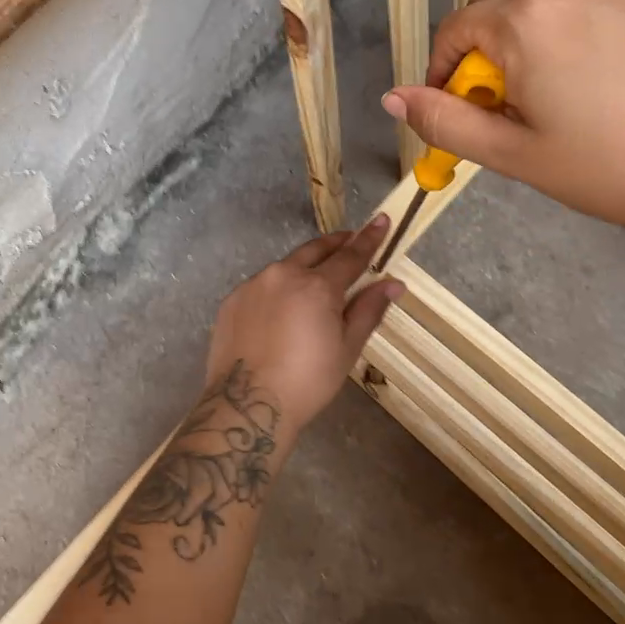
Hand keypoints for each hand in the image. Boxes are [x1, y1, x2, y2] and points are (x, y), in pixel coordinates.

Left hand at [202, 217, 404, 431]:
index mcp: (317, 286)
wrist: (247, 403)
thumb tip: (393, 283)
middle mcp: (283, 275)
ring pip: (284, 267)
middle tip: (349, 241)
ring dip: (303, 267)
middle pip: (314, 251)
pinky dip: (276, 289)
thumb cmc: (307, 381)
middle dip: (335, 244)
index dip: (369, 240)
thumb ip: (368, 310)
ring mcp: (253, 285)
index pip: (351, 256)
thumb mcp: (346, 348)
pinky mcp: (232, 300)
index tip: (382, 220)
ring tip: (314, 281)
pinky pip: (261, 286)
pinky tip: (280, 309)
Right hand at [381, 0, 624, 242]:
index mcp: (527, 19)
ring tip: (567, 105)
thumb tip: (393, 97)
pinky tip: (621, 92)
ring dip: (539, 48)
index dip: (441, 74)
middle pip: (503, 10)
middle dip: (488, 58)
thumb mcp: (515, 155)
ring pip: (558, 9)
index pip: (455, 30)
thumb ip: (444, 122)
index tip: (452, 115)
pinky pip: (609, 10)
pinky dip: (591, 42)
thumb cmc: (619, 166)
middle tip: (507, 114)